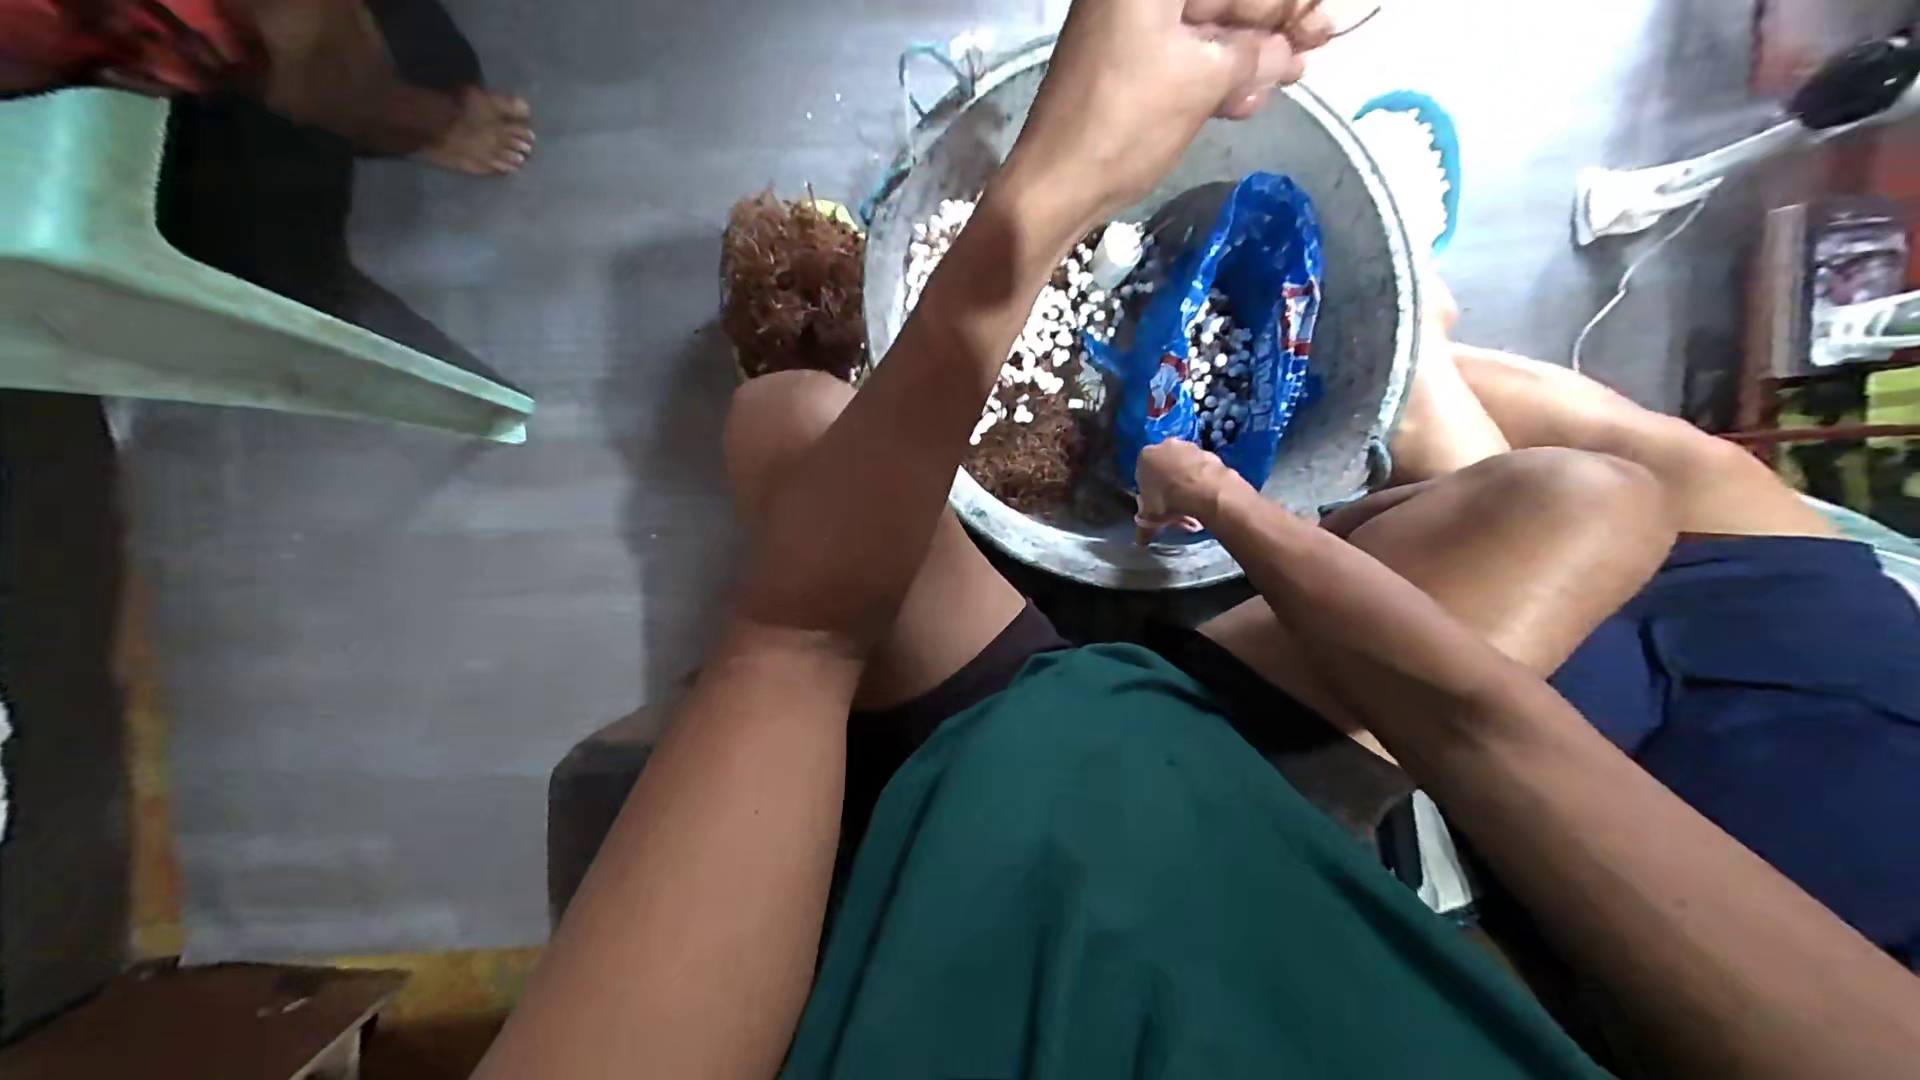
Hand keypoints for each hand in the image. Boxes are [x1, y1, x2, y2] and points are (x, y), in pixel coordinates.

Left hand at [1003, 0, 1334, 223]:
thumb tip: (1288, 52)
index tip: (1323, 20)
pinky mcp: (1119, 70)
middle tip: (1318, 46)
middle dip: (1269, 24)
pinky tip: (1247, 98)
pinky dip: (1211, 78)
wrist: (1052, 189)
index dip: (1283, 1)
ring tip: (1291, 76)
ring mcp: (1124, 32)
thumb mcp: (1199, 83)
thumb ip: (1253, 55)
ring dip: (1246, 55)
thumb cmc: (1123, 126)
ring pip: (1201, 32)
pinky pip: (1176, 61)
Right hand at [1134, 439, 1234, 541]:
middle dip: (1169, 485)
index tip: (1156, 506)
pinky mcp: (1210, 452)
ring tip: (1192, 505)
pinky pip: (1201, 469)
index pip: (1143, 474)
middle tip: (1174, 506)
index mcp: (1145, 456)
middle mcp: (1165, 445)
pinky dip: (1202, 480)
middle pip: (1165, 468)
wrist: (1203, 490)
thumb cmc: (1168, 499)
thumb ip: (1144, 527)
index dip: (1149, 492)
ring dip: (1186, 482)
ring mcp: (1189, 447)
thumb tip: (1141, 541)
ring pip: (1184, 467)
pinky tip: (1204, 497)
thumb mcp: (1151, 518)